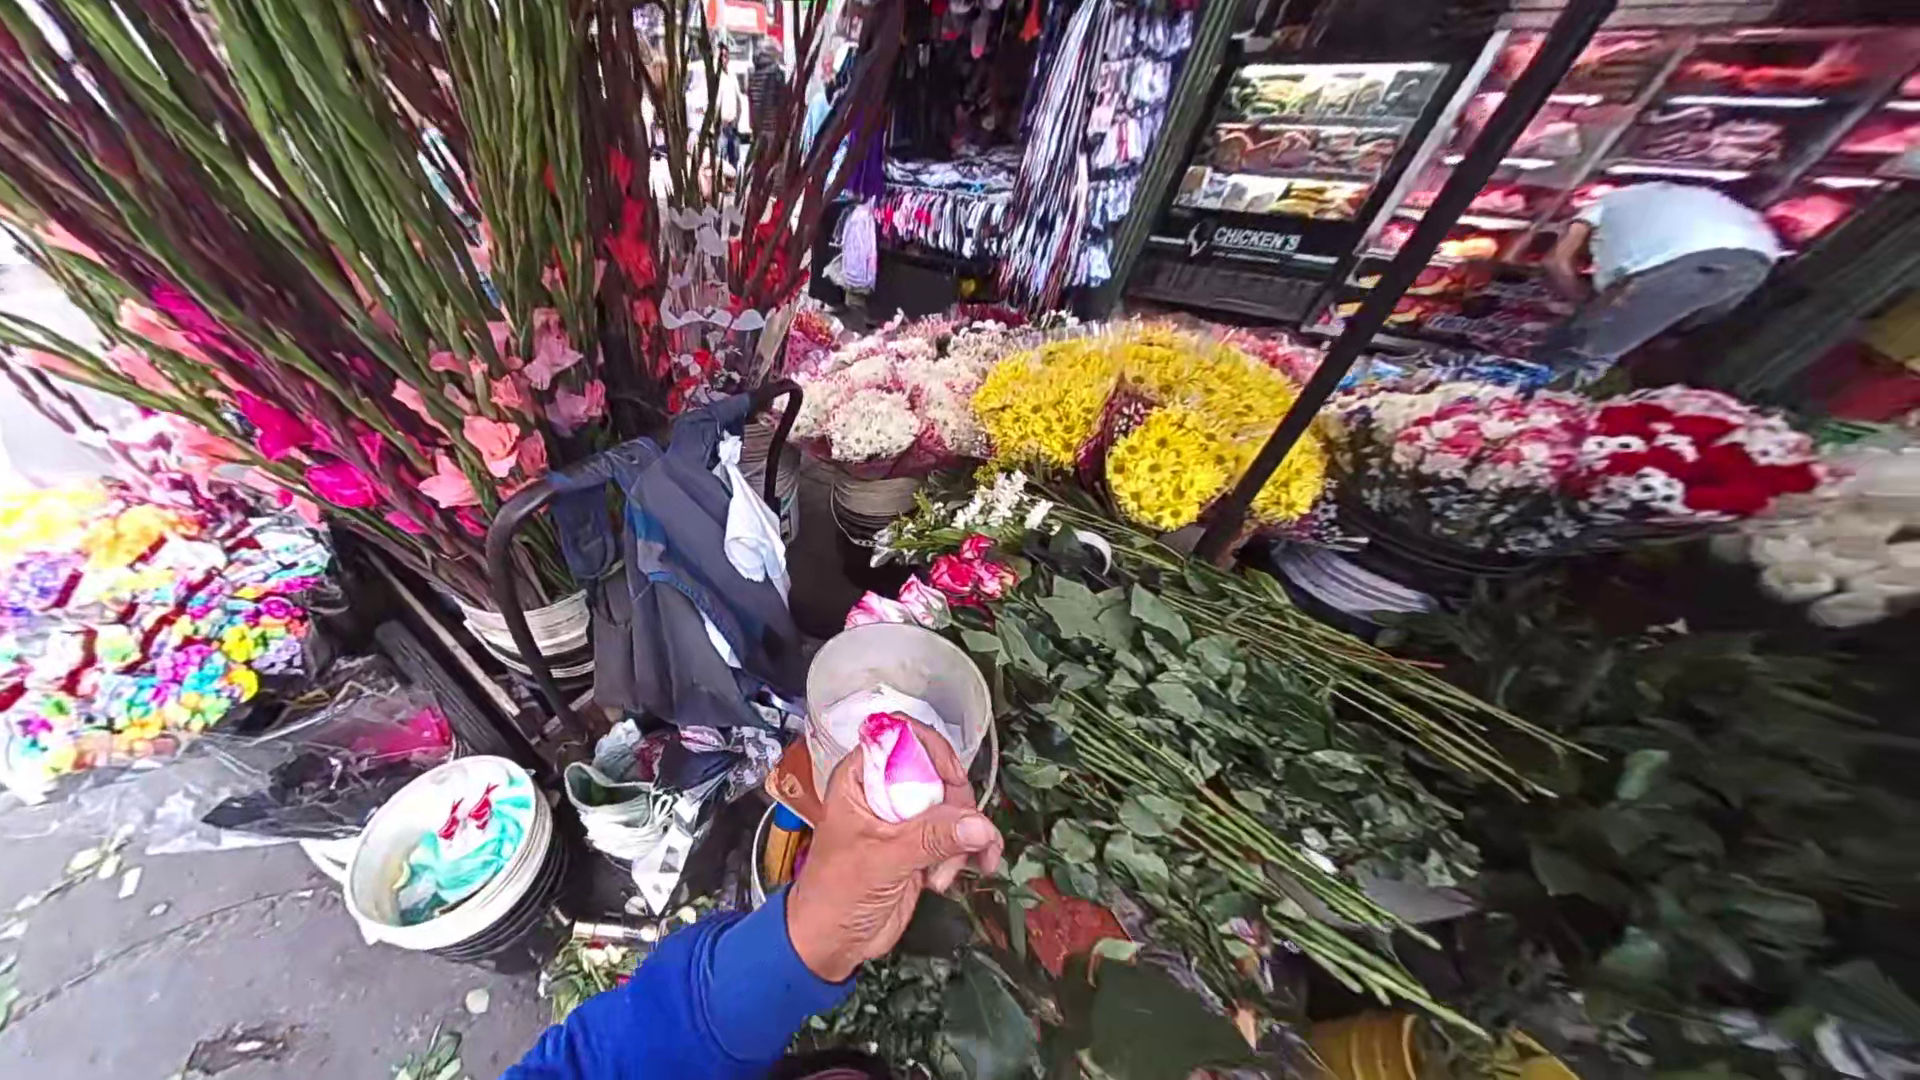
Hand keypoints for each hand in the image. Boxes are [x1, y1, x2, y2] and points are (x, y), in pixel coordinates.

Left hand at [785, 717, 1003, 981]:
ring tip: (946, 873)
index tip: (950, 777)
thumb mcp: (882, 860)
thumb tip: (978, 824)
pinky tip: (978, 867)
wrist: (832, 944)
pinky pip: (963, 830)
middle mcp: (887, 788)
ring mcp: (908, 815)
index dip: (931, 749)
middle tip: (952, 837)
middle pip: (939, 770)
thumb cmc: (835, 894)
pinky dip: (975, 847)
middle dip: (954, 806)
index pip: (902, 736)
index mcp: (862, 777)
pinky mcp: (925, 841)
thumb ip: (930, 838)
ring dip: (965, 835)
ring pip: (957, 802)